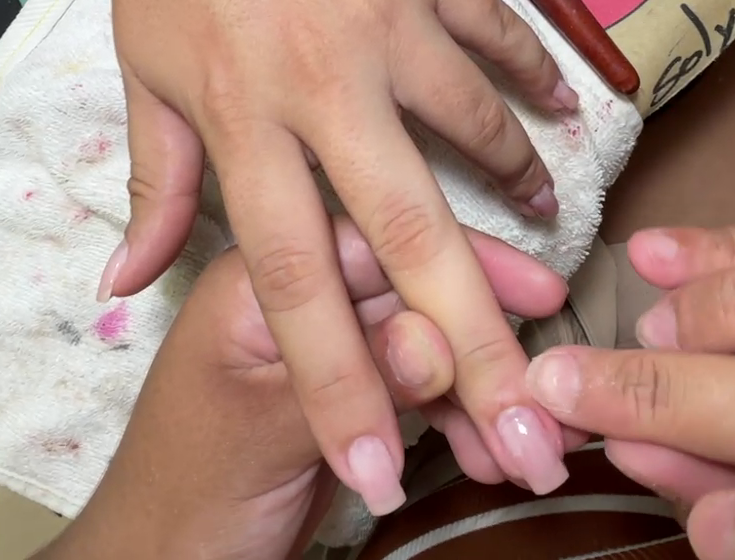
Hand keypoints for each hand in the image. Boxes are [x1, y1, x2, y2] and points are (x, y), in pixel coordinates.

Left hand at [49, 220, 567, 559]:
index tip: (537, 295)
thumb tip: (437, 339)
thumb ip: (348, 379)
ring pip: (424, 342)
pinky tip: (489, 451)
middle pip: (411, 290)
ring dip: (480, 392)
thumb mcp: (260, 431)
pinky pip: (419, 387)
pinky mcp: (352, 388)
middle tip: (548, 382)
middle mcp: (302, 291)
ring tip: (532, 447)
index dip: (460, 264)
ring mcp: (331, 340)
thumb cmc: (186, 491)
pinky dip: (460, 419)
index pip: (374, 244)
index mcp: (261, 272)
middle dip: (486, 333)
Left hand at [93, 0, 578, 508]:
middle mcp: (324, 80)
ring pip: (477, 127)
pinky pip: (499, 32)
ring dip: (521, 186)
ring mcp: (386, 17)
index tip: (379, 466)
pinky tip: (556, 109)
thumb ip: (155, 185)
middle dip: (479, 344)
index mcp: (245, 119)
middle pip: (411, 229)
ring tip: (548, 223)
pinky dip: (534, 76)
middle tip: (533, 424)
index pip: (292, 276)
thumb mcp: (144, 78)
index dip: (335, 381)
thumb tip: (125, 286)